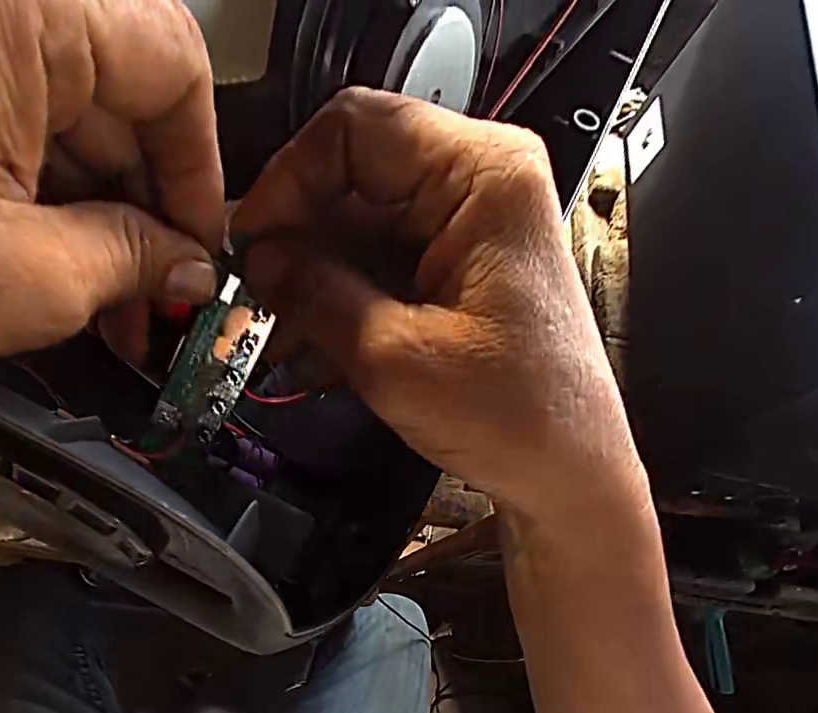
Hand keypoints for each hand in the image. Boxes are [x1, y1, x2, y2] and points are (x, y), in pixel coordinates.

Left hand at [0, 0, 224, 433]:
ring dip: (83, 199)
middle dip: (140, 199)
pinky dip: (19, 175)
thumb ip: (135, 263)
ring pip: (46, 93)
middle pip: (109, 77)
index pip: (172, 62)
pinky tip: (29, 251)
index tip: (198, 256)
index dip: (200, 174)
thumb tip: (192, 268)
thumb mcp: (22, 281)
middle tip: (149, 297)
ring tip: (91, 294)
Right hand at [231, 89, 648, 525]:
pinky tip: (316, 354)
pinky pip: (386, 274)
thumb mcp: (394, 357)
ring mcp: (470, 237)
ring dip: (315, 287)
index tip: (248, 242)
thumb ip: (315, 296)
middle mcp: (479, 190)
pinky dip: (346, 309)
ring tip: (280, 341)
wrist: (569, 476)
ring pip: (364, 236)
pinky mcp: (461, 281)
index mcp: (482, 176)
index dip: (287, 182)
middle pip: (356, 185)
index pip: (354, 131)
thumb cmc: (514, 417)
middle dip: (298, 247)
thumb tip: (259, 261)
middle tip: (255, 302)